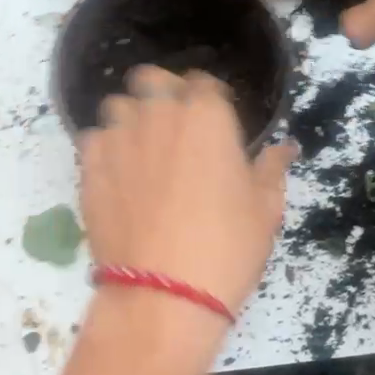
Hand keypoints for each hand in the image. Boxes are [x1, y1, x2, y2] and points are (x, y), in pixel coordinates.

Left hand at [77, 67, 294, 316]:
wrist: (164, 294)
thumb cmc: (227, 245)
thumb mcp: (266, 207)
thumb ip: (272, 168)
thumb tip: (285, 148)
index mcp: (208, 116)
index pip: (203, 82)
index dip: (209, 97)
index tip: (216, 119)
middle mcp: (159, 115)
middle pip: (152, 80)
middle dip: (163, 93)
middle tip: (177, 126)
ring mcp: (118, 140)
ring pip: (118, 106)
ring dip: (132, 118)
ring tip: (145, 148)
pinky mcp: (89, 169)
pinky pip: (95, 140)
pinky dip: (107, 148)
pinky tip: (121, 175)